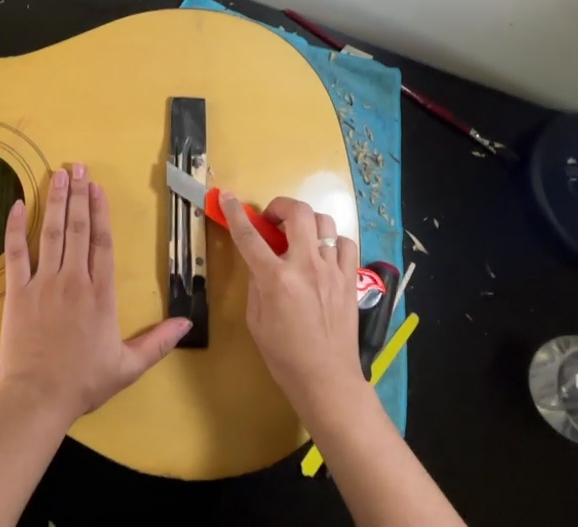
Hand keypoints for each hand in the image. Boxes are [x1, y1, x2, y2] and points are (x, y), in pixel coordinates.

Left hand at [0, 162, 190, 421]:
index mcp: (101, 294)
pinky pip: (15, 253)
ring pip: (50, 233)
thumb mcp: (128, 366)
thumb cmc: (84, 382)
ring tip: (58, 174)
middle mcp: (74, 280)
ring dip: (55, 201)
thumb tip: (188, 322)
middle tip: (77, 166)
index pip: (102, 242)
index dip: (101, 211)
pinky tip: (17, 204)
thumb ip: (158, 341)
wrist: (38, 399)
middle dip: (79, 194)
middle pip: (78, 228)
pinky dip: (14, 227)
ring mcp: (43, 283)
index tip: (97, 187)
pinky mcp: (17, 292)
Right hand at [220, 192, 367, 417]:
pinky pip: (345, 244)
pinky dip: (332, 242)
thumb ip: (256, 283)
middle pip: (297, 213)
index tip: (227, 197)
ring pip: (324, 222)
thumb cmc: (283, 356)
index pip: (249, 236)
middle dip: (280, 206)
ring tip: (299, 237)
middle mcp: (305, 266)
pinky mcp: (350, 279)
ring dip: (307, 223)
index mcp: (276, 279)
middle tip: (272, 221)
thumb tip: (259, 260)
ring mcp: (332, 270)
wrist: (327, 380)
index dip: (235, 212)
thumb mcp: (255, 320)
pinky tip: (323, 255)